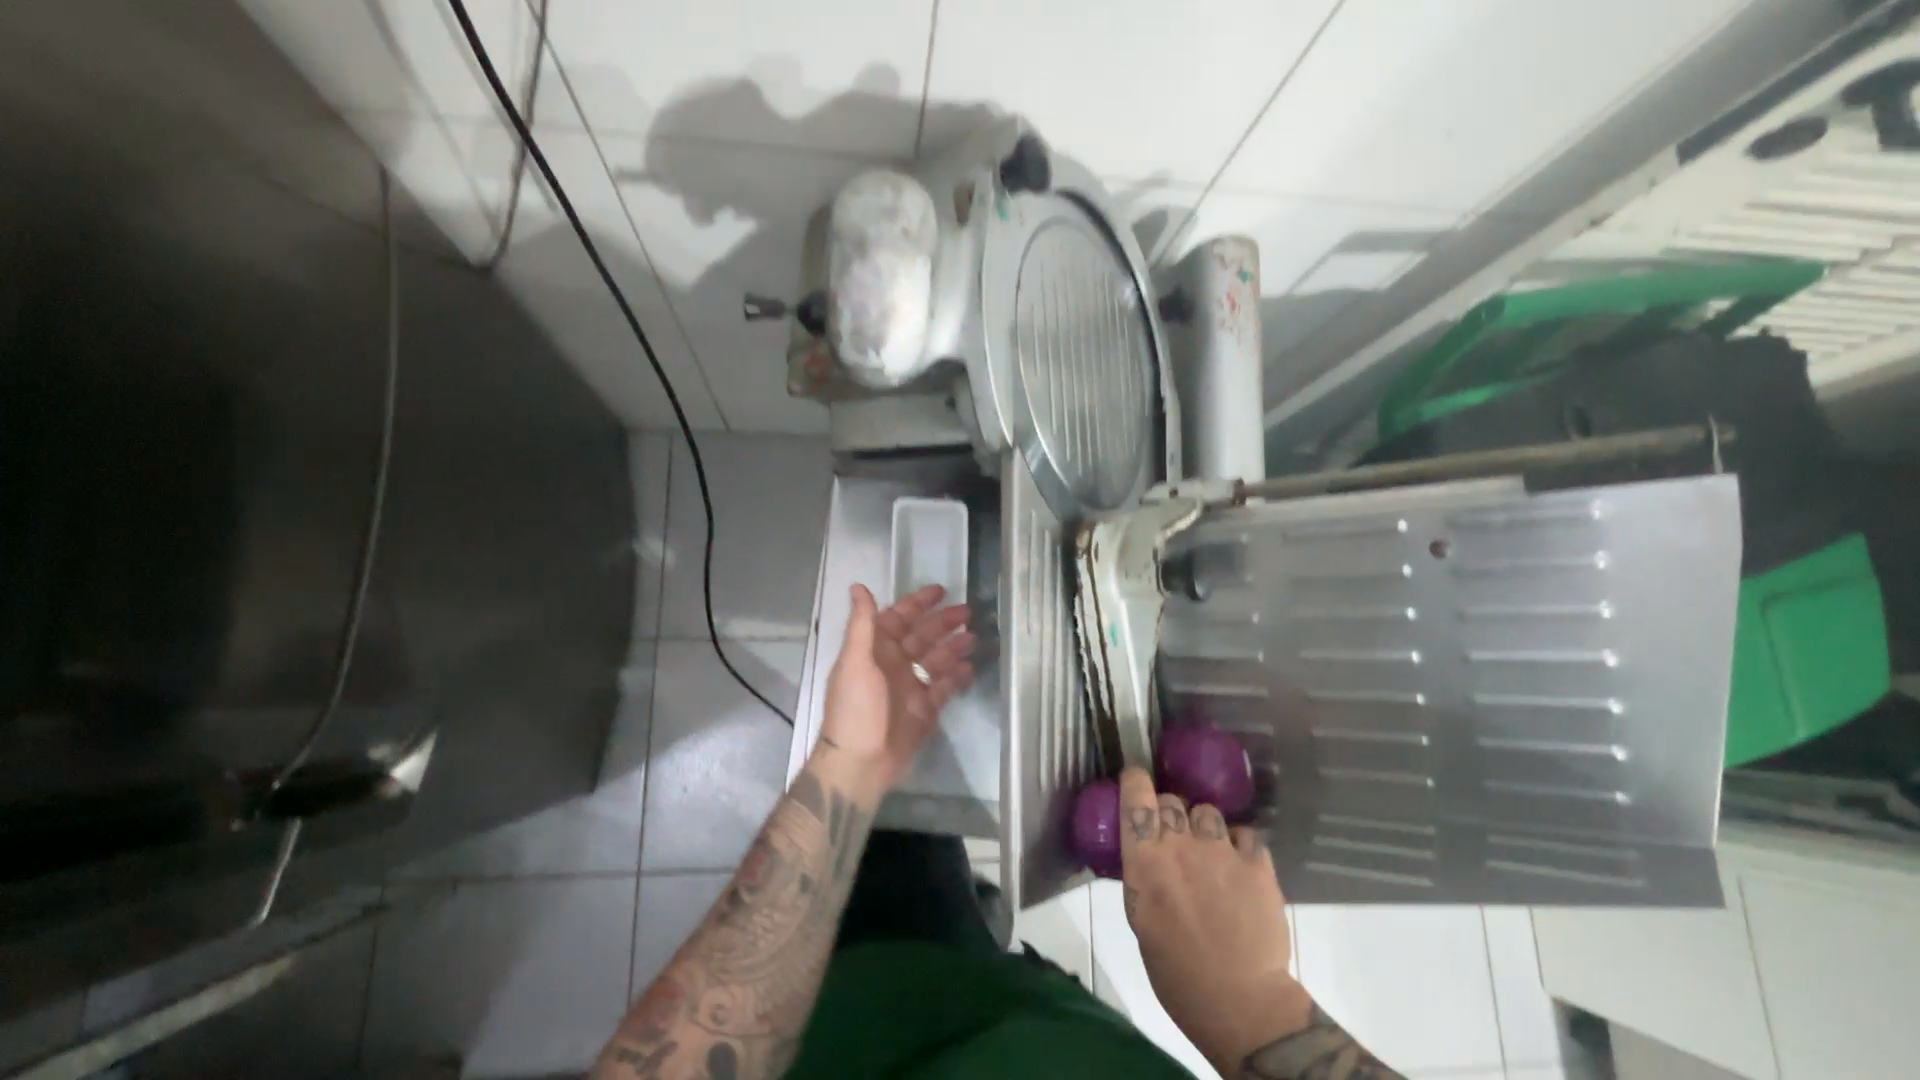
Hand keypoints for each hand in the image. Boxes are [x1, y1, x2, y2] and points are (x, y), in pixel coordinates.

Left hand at [815, 584, 972, 795]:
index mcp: (874, 651)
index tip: (941, 591)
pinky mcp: (924, 710)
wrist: (861, 762)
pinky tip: (970, 667)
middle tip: (968, 612)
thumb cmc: (855, 709)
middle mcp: (893, 665)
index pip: (898, 619)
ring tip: (974, 638)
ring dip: (953, 647)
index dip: (917, 604)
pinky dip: (956, 677)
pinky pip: (944, 687)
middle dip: (943, 623)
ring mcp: (910, 687)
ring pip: (936, 660)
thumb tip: (858, 586)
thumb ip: (862, 625)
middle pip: (922, 637)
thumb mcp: (855, 662)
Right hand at [1119, 767, 1310, 1075]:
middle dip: (1169, 812)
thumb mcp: (1140, 919)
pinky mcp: (1258, 862)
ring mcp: (1222, 850)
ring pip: (1209, 812)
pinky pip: (1245, 834)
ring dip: (1204, 827)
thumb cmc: (1175, 971)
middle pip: (1172, 800)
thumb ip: (1142, 876)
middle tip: (1173, 836)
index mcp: (1144, 860)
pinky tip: (1238, 867)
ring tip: (1210, 854)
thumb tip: (1144, 855)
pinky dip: (1239, 845)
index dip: (1136, 782)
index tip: (1136, 782)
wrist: (1239, 1000)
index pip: (1136, 796)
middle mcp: (1181, 844)